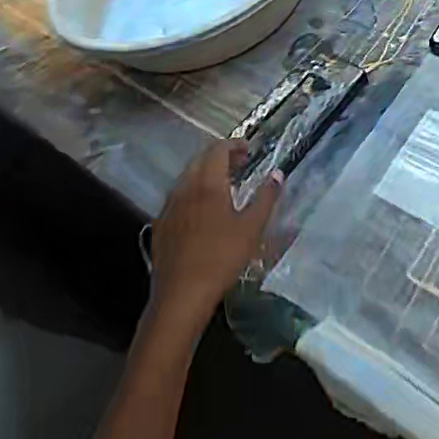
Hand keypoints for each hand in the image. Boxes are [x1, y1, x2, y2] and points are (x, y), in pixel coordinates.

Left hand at [148, 140, 281, 323]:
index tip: (249, 149)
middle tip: (240, 164)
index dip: (234, 144)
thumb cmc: (221, 258)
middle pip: (201, 160)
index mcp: (208, 184)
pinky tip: (202, 210)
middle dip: (221, 156)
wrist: (181, 294)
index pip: (218, 150)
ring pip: (187, 177)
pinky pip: (178, 196)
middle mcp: (185, 187)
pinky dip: (193, 191)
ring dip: (206, 173)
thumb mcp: (252, 228)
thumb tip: (277, 174)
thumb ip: (266, 198)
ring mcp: (169, 205)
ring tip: (224, 185)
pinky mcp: (161, 223)